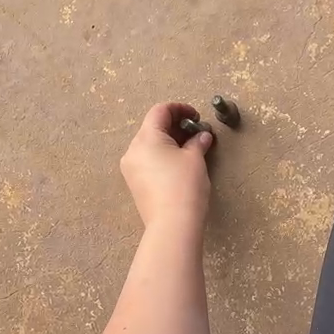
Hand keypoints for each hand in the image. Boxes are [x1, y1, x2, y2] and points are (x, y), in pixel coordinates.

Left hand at [120, 103, 212, 232]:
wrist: (172, 224)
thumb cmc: (184, 187)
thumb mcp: (195, 159)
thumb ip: (198, 142)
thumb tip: (202, 136)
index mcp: (146, 138)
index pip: (160, 111)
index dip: (180, 109)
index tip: (195, 116)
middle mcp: (133, 150)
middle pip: (152, 127)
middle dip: (175, 126)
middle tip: (195, 132)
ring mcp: (131, 168)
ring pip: (149, 145)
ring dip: (169, 141)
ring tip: (190, 149)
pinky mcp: (135, 183)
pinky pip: (147, 160)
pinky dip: (162, 156)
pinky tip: (179, 163)